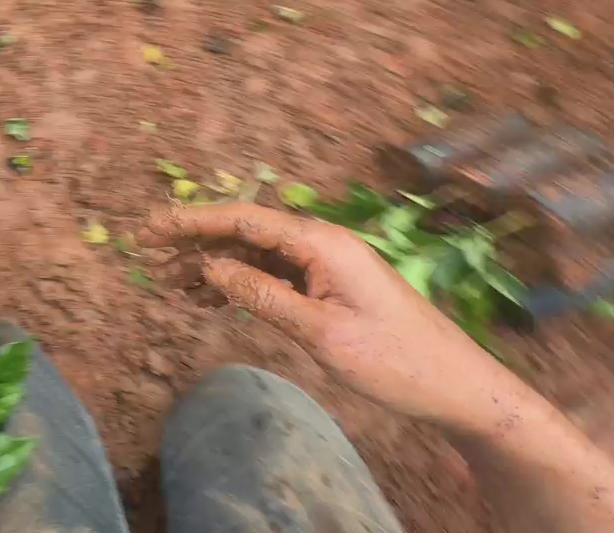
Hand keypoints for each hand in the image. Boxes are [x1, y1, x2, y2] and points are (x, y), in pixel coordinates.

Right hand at [141, 203, 536, 436]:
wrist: (466, 395)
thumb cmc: (398, 363)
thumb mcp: (322, 333)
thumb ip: (260, 294)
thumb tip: (207, 266)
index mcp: (320, 242)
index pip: (240, 218)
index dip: (189, 221)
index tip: (150, 228)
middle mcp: (318, 243)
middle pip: (240, 231)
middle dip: (191, 241)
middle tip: (147, 254)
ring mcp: (322, 264)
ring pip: (250, 253)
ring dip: (208, 265)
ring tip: (168, 283)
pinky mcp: (325, 286)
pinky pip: (268, 274)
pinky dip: (234, 283)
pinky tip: (206, 298)